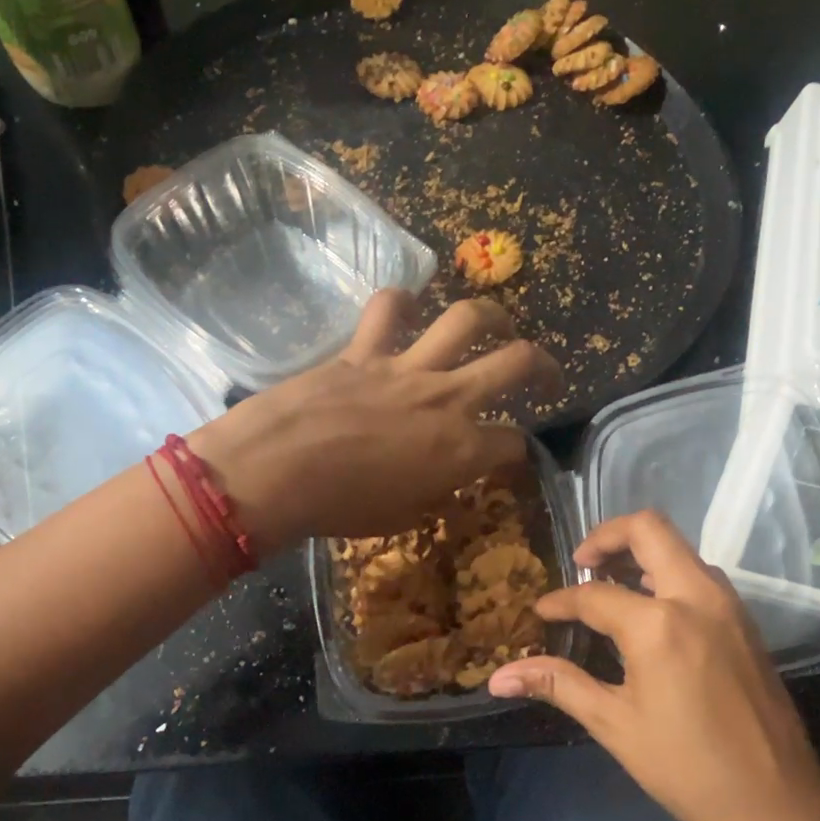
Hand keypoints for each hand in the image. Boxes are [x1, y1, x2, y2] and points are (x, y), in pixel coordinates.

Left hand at [188, 290, 558, 556]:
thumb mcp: (401, 518)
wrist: (274, 472)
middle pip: (516, 362)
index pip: (513, 443)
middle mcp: (448, 399)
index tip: (510, 456)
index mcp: (462, 450)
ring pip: (467, 318)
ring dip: (491, 314)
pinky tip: (407, 307)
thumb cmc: (339, 509)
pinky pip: (389, 309)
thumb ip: (433, 492)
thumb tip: (441, 481)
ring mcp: (407, 366)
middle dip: (544, 364)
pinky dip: (402, 303)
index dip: (518, 451)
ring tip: (495, 321)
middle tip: (545, 373)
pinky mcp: (363, 349)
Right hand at [489, 511, 819, 820]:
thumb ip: (559, 684)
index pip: (595, 593)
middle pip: (649, 529)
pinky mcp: (746, 621)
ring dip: (643, 554)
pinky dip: (669, 575)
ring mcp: (729, 605)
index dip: (561, 600)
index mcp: (659, 623)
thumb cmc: (684, 767)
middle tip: (581, 563)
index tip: (541, 611)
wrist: (773, 802)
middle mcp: (698, 596)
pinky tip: (650, 613)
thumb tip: (499, 677)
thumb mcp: (614, 723)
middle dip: (607, 536)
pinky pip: (701, 576)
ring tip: (611, 587)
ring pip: (681, 549)